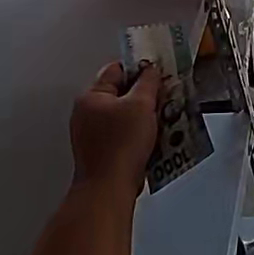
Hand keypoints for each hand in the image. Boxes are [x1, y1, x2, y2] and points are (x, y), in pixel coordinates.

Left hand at [69, 61, 161, 194]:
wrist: (111, 186)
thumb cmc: (121, 145)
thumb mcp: (142, 104)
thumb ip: (149, 82)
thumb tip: (151, 70)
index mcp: (91, 96)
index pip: (117, 69)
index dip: (140, 68)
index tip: (159, 72)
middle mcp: (88, 112)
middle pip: (123, 91)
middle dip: (146, 94)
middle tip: (165, 96)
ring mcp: (94, 132)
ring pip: (127, 112)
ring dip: (146, 113)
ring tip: (163, 117)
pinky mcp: (104, 148)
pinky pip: (126, 130)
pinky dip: (141, 130)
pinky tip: (155, 135)